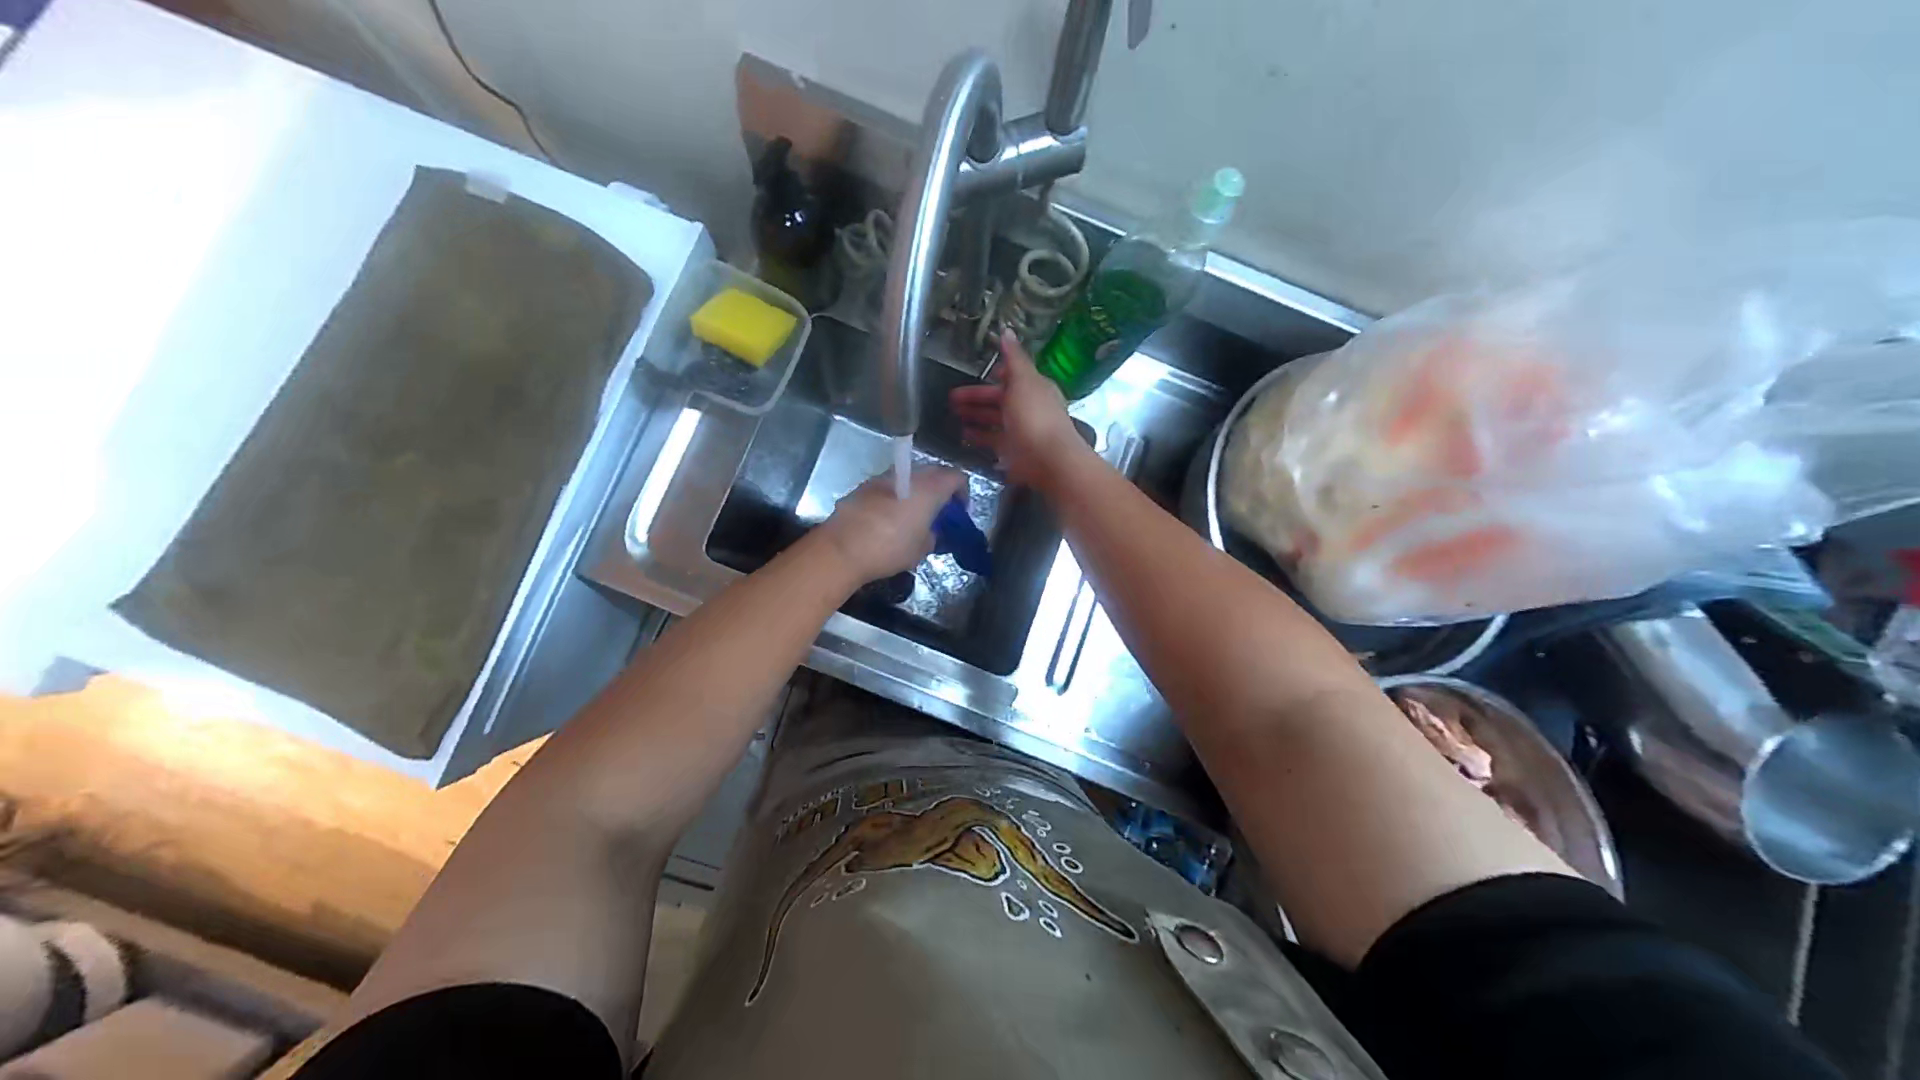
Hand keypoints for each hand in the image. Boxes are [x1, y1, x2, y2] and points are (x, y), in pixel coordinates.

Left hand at [810, 466, 965, 583]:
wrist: (841, 548)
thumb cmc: (889, 548)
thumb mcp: (921, 549)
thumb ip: (932, 535)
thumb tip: (930, 531)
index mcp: (929, 488)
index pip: (956, 477)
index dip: (962, 492)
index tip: (959, 511)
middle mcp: (908, 475)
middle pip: (932, 472)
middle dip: (940, 489)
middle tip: (939, 511)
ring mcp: (882, 478)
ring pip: (908, 477)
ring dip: (915, 491)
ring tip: (913, 515)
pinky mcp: (863, 486)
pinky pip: (888, 486)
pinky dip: (895, 497)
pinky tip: (889, 518)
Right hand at [950, 330, 1086, 489]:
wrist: (1048, 460)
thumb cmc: (1035, 416)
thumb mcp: (1023, 380)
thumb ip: (1013, 358)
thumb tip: (1007, 330)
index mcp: (1034, 388)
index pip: (1012, 377)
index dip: (994, 374)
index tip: (974, 372)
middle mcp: (1029, 408)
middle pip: (999, 400)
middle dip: (976, 398)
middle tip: (951, 398)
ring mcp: (1021, 431)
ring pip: (994, 420)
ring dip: (975, 417)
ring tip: (953, 415)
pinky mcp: (1014, 452)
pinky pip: (993, 441)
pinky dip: (979, 437)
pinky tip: (964, 436)